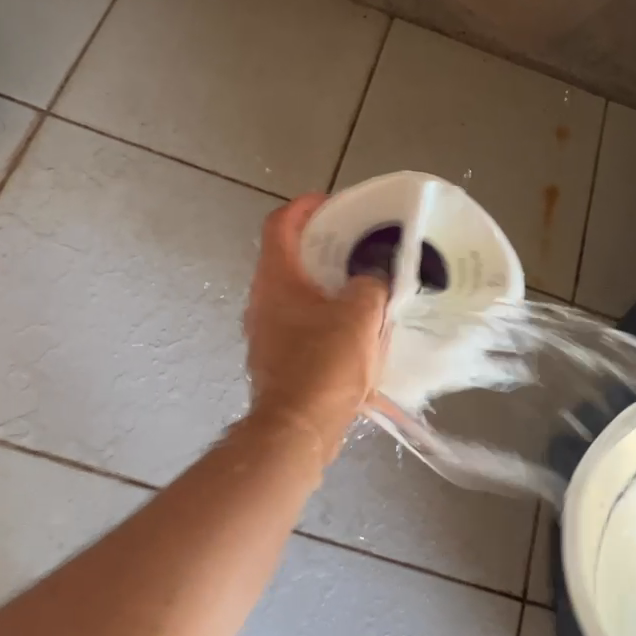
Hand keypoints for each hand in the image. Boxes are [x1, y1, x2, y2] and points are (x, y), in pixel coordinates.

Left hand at [242, 195, 389, 454]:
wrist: (297, 431)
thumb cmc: (325, 364)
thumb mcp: (361, 314)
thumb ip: (370, 284)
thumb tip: (372, 278)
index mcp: (276, 279)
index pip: (280, 224)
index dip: (305, 206)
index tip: (334, 205)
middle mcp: (263, 300)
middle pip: (288, 257)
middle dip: (323, 246)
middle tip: (357, 245)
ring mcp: (266, 332)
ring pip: (296, 293)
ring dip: (326, 285)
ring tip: (363, 286)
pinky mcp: (276, 360)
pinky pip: (301, 324)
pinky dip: (325, 316)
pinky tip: (355, 329)